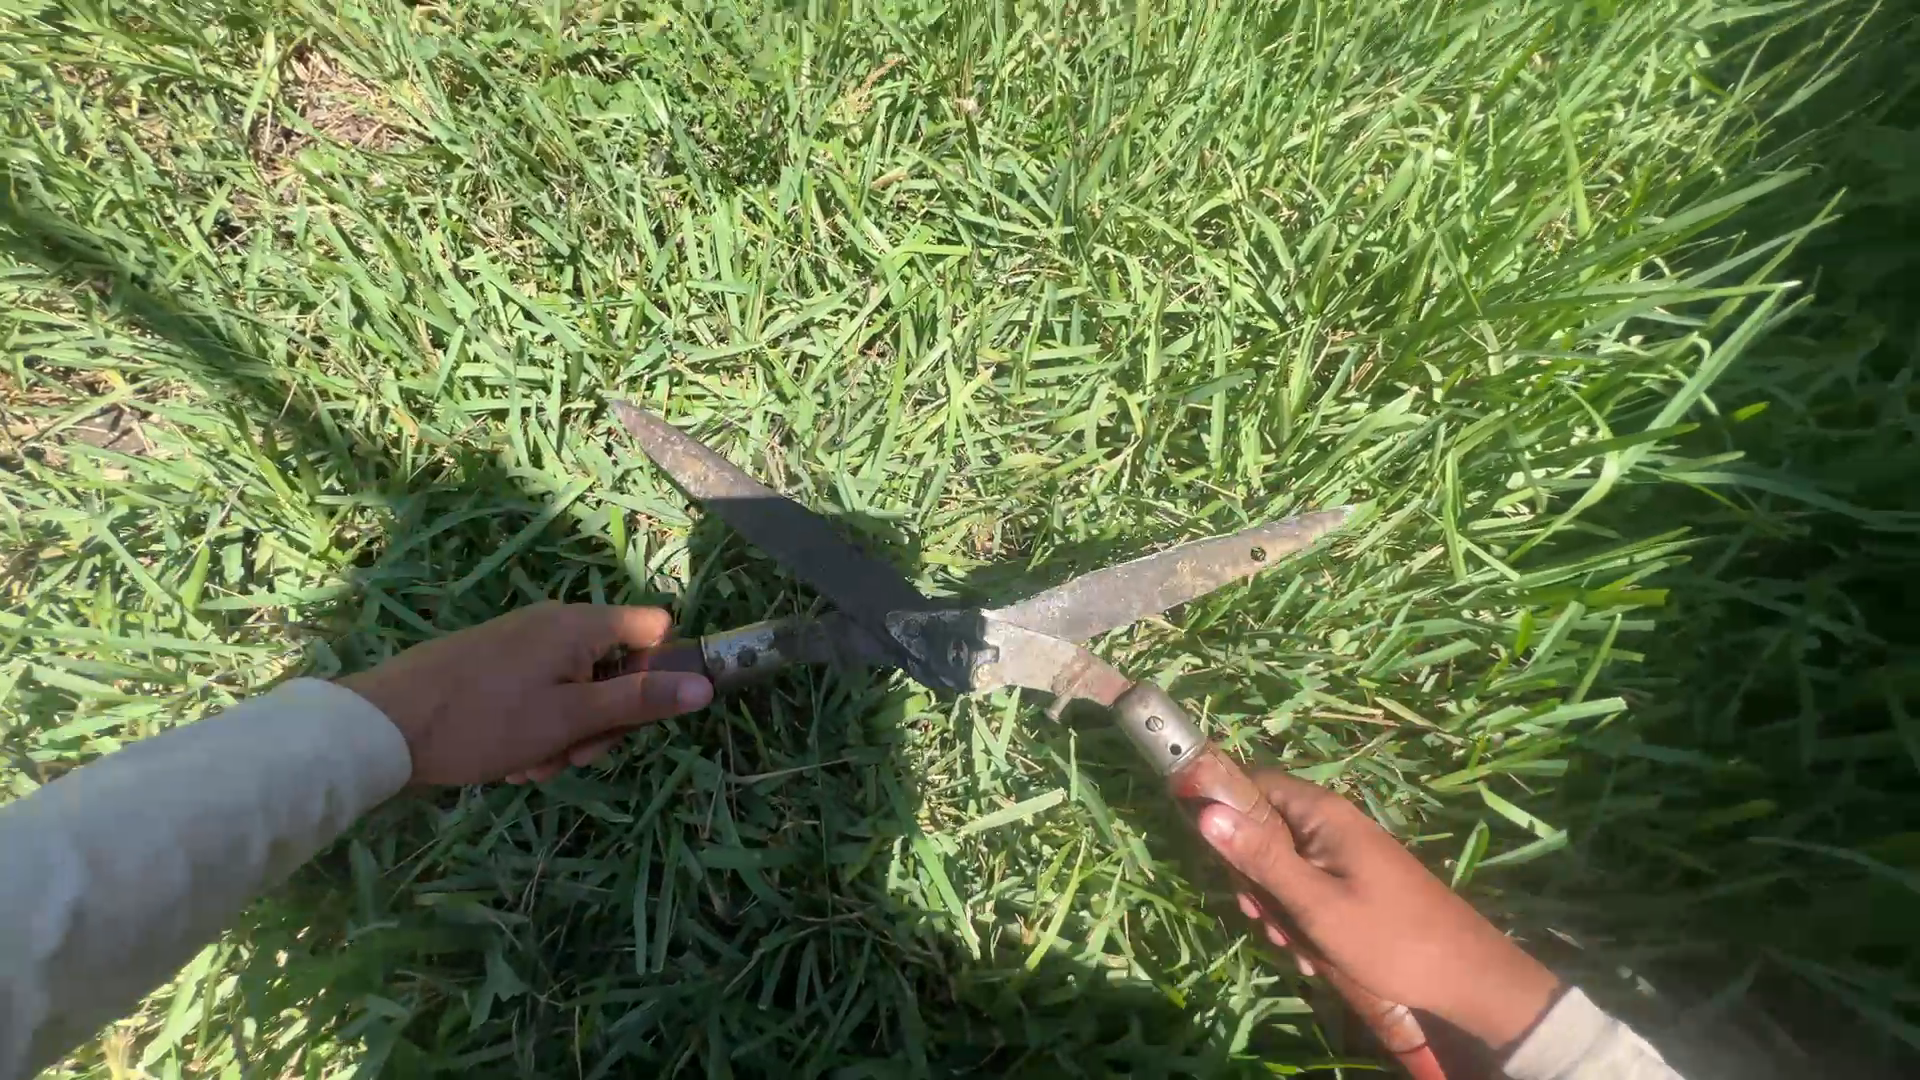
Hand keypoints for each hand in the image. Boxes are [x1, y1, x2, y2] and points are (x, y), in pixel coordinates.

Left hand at [338, 602, 712, 785]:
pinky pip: (544, 690)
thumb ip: (641, 702)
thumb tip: (707, 687)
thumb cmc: (484, 720)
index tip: (635, 712)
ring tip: (532, 764)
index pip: (657, 629)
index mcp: (583, 625)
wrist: (373, 728)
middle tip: (574, 753)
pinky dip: (540, 724)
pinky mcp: (498, 660)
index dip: (660, 670)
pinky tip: (513, 758)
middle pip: (618, 666)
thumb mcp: (572, 719)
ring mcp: (525, 640)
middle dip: (605, 717)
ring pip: (579, 687)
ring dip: (570, 730)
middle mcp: (558, 622)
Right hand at [1197, 771, 1560, 1048]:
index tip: (1213, 853)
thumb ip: (1260, 857)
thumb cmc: (1391, 938)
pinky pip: (1309, 880)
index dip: (1224, 810)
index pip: (1253, 783)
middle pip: (1264, 826)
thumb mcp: (1315, 903)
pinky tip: (1312, 951)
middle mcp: (1331, 820)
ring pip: (1284, 860)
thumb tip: (1204, 813)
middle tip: (1260, 917)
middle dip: (1253, 873)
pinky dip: (1302, 912)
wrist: (1476, 982)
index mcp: (1321, 812)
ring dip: (1277, 901)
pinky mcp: (1356, 875)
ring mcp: (1345, 849)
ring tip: (1292, 945)